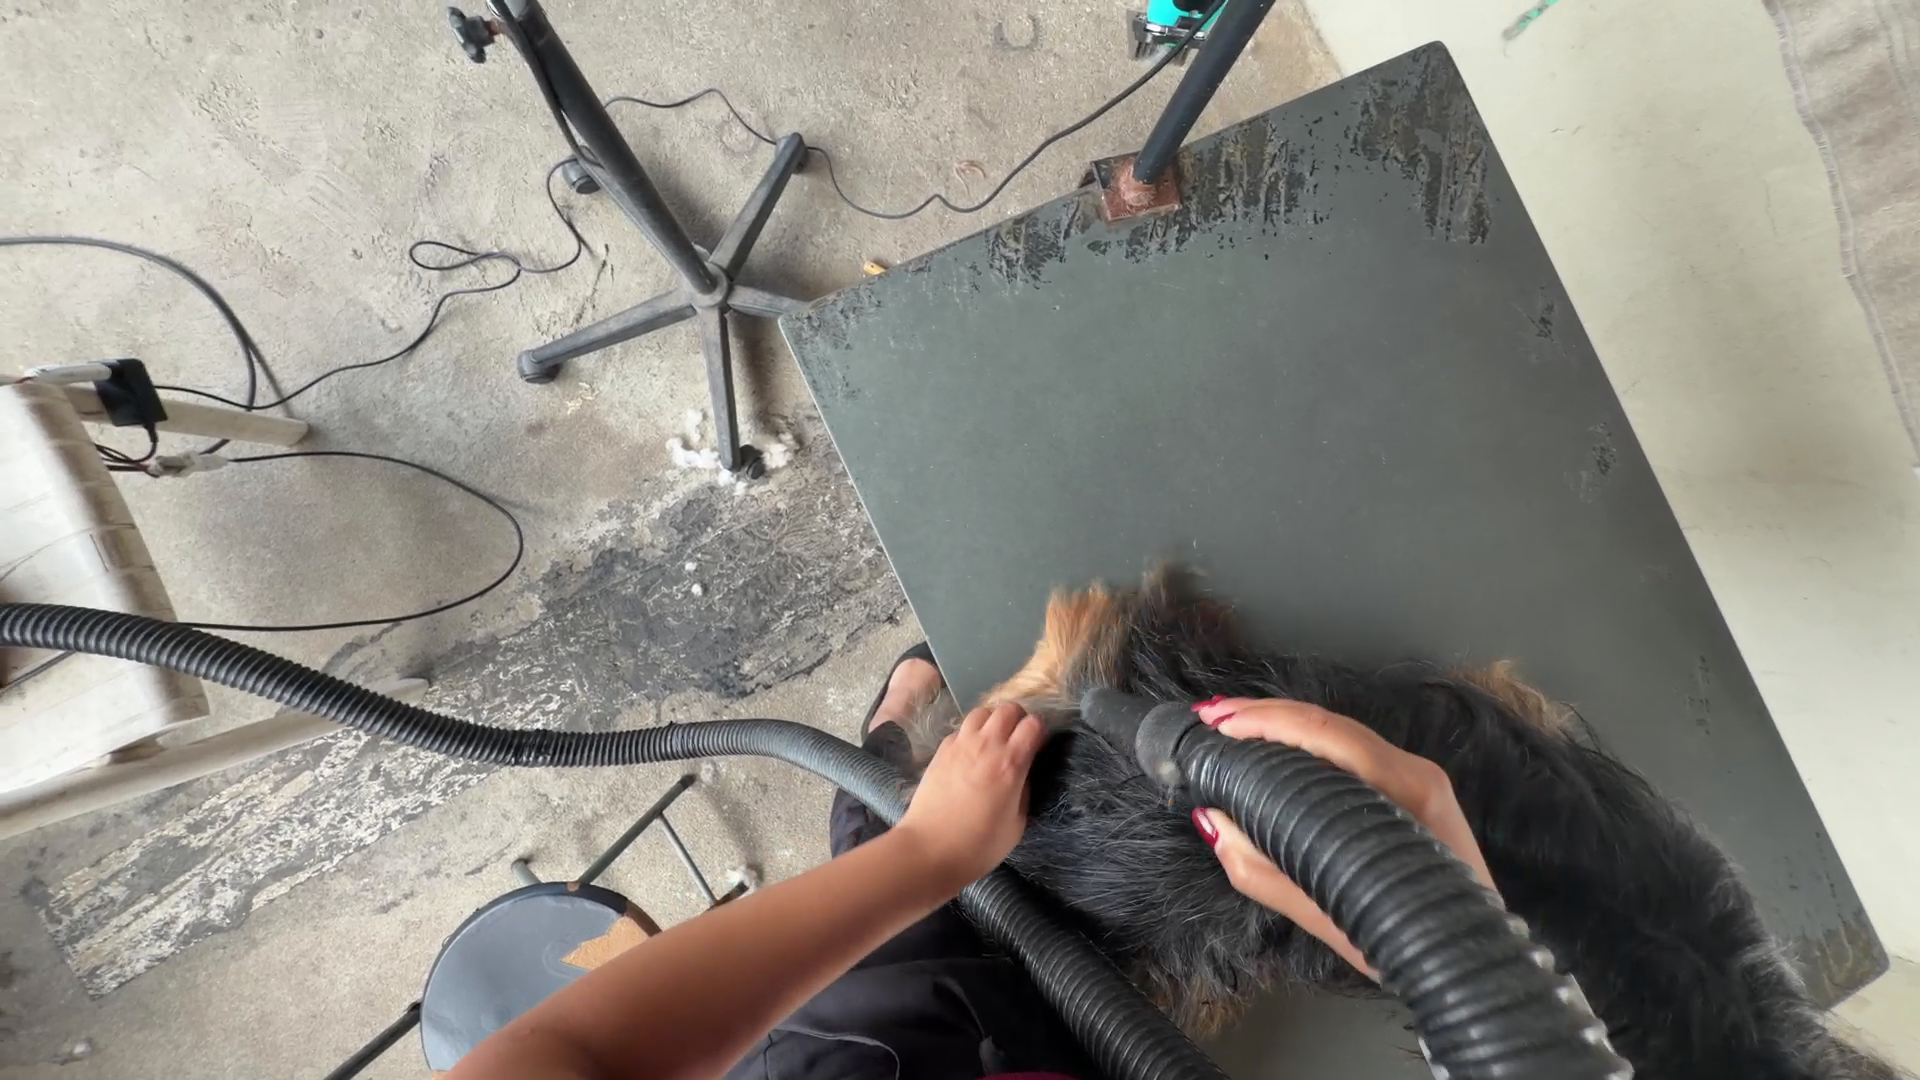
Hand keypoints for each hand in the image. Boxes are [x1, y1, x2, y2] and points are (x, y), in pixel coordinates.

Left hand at [895, 702, 1045, 889]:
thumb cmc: (978, 844)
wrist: (929, 848)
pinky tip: (970, 753)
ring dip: (993, 720)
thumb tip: (1023, 773)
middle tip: (1018, 738)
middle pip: (1008, 708)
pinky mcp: (941, 749)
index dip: (1040, 730)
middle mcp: (986, 745)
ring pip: (982, 711)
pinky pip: (962, 728)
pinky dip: (971, 733)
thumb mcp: (1016, 825)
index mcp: (1010, 763)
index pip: (1033, 724)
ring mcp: (960, 744)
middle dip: (1018, 718)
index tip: (1039, 744)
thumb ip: (1024, 791)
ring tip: (993, 740)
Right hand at [1190, 698, 1497, 978]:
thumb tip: (1211, 822)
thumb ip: (1266, 874)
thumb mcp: (1334, 919)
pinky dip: (1297, 734)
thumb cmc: (1412, 939)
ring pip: (1333, 726)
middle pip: (1326, 720)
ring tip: (1226, 720)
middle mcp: (1412, 770)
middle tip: (1209, 716)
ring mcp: (1412, 772)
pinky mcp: (1404, 780)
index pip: (1326, 735)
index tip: (1219, 726)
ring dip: (1276, 719)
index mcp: (1405, 793)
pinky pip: (1342, 743)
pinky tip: (1266, 737)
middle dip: (1261, 712)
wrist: (1477, 959)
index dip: (1267, 722)